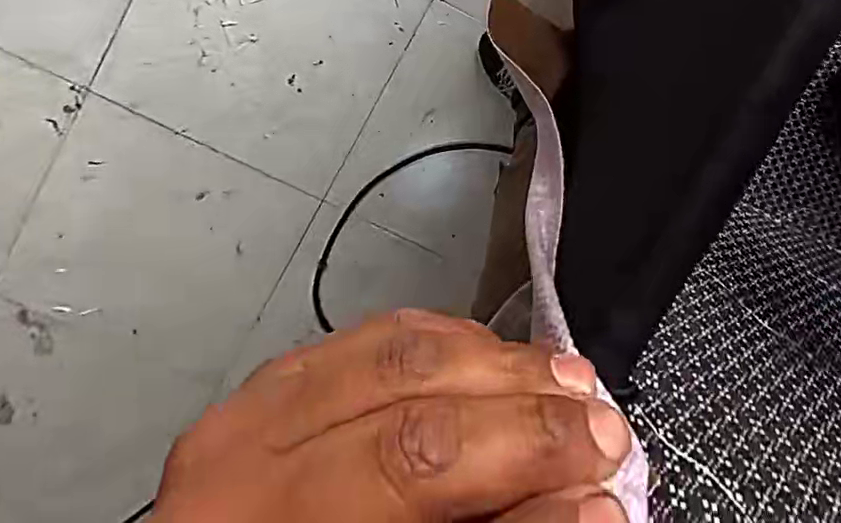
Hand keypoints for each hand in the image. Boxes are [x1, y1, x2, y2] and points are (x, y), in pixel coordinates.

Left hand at [153, 309, 629, 522]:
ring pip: (397, 357)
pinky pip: (378, 334)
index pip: (413, 476)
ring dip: (501, 367)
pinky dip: (453, 341)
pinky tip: (501, 356)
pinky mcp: (274, 378)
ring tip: (571, 381)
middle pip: (410, 426)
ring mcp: (248, 416)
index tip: (603, 497)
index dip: (523, 477)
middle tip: (604, 432)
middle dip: (527, 423)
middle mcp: (236, 479)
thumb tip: (593, 508)